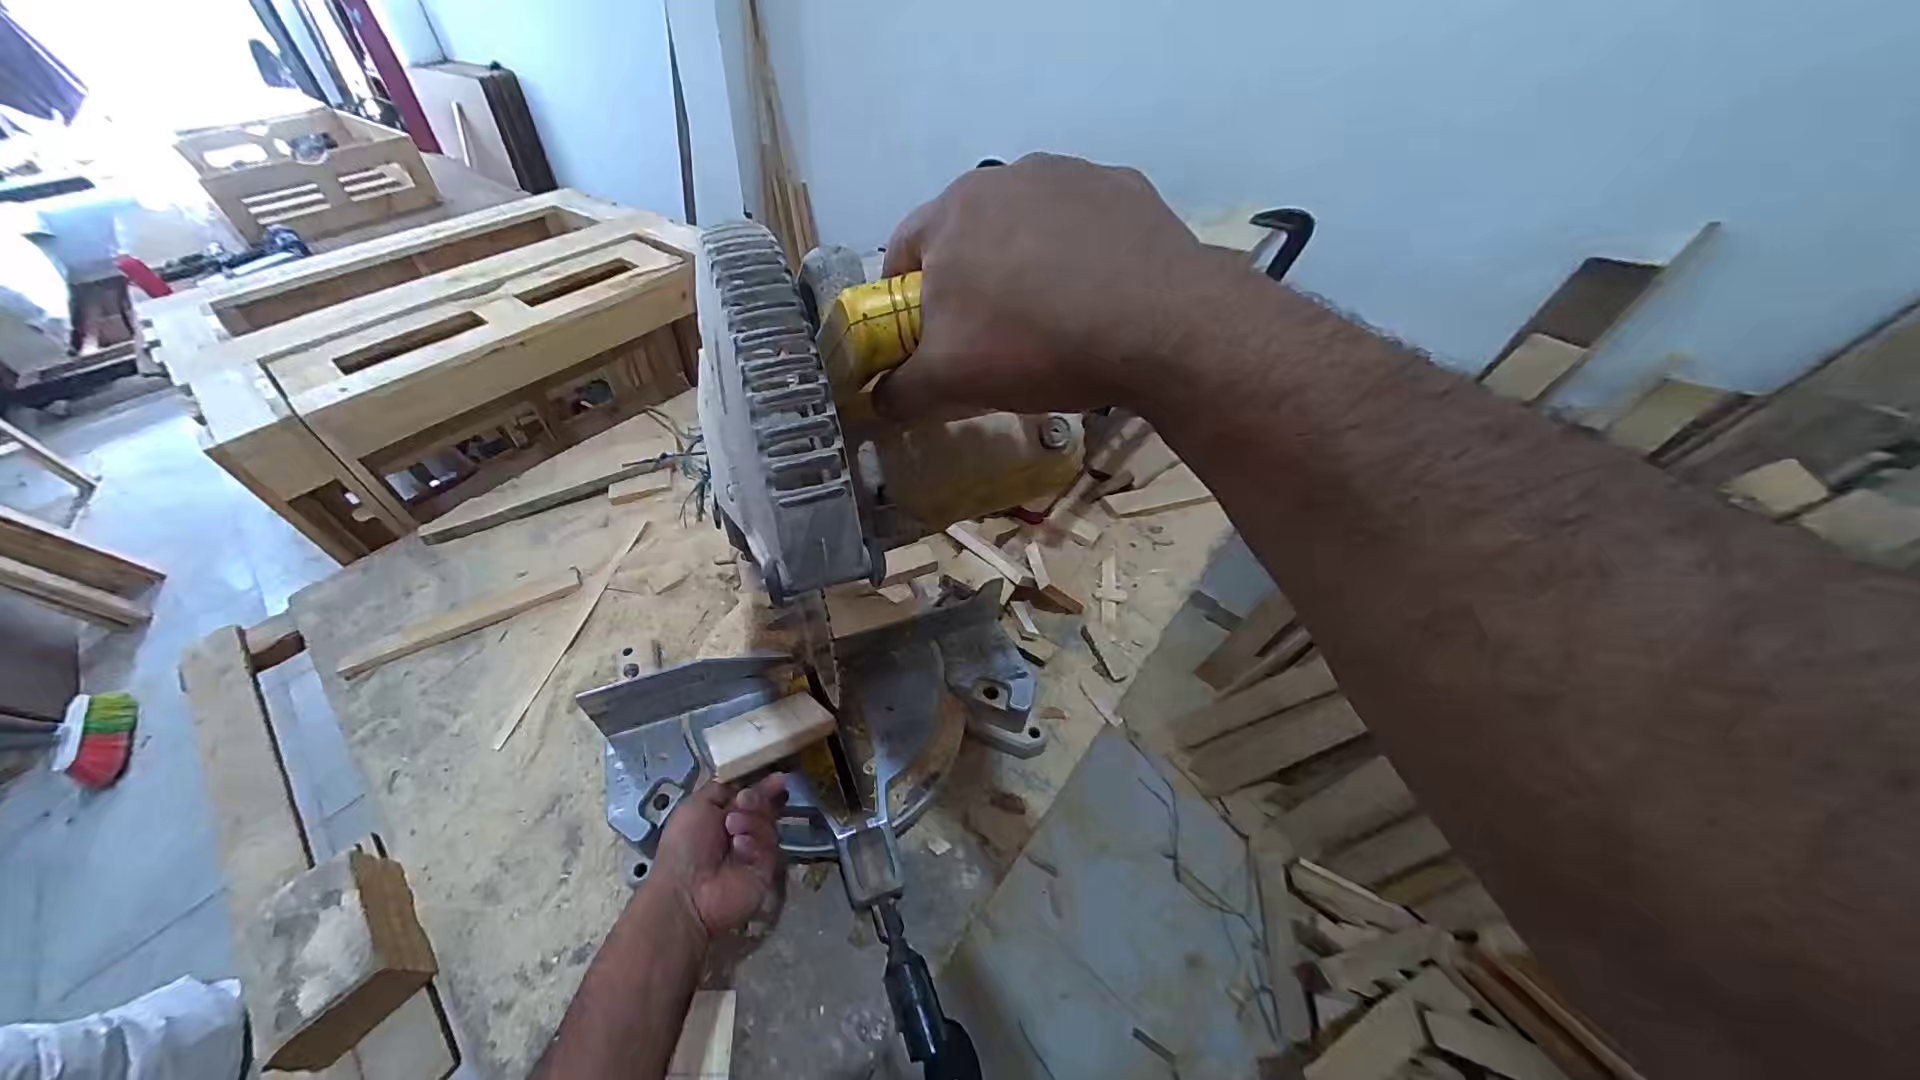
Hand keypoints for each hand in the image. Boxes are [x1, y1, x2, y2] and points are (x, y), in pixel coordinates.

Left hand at [652, 774, 787, 937]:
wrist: (686, 892)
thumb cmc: (685, 846)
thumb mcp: (696, 805)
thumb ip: (723, 787)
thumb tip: (747, 782)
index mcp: (724, 816)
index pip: (752, 796)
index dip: (764, 786)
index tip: (777, 777)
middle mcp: (742, 831)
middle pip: (765, 806)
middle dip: (756, 800)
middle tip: (744, 802)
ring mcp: (756, 851)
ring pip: (769, 824)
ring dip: (750, 821)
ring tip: (732, 829)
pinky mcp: (766, 870)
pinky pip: (769, 847)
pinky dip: (754, 844)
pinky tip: (739, 848)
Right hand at [875, 152, 1245, 421]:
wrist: (1161, 328)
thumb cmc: (1037, 345)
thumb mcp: (953, 381)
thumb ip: (901, 390)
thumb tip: (878, 401)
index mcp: (953, 211)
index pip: (902, 253)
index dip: (904, 304)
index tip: (927, 342)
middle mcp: (1008, 175)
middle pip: (967, 239)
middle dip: (968, 288)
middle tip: (990, 340)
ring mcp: (1073, 175)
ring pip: (1026, 229)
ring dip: (1023, 270)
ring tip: (1050, 323)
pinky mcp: (1126, 190)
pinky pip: (1082, 228)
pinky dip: (1077, 260)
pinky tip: (1096, 300)